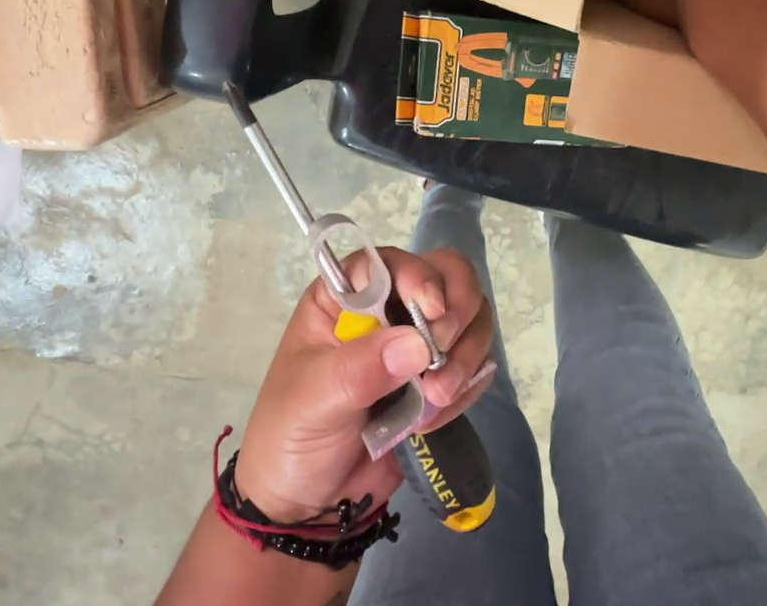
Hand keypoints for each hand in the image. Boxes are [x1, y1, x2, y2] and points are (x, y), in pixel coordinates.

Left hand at [233, 247, 496, 523]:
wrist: (310, 505)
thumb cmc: (291, 437)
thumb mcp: (314, 400)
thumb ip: (361, 369)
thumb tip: (417, 344)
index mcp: (344, 298)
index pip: (392, 262)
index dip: (419, 276)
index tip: (432, 313)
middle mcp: (386, 308)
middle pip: (447, 275)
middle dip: (456, 312)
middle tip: (441, 357)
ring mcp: (417, 341)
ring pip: (470, 315)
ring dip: (465, 354)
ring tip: (437, 399)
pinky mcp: (439, 376)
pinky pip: (475, 363)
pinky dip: (466, 386)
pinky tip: (432, 420)